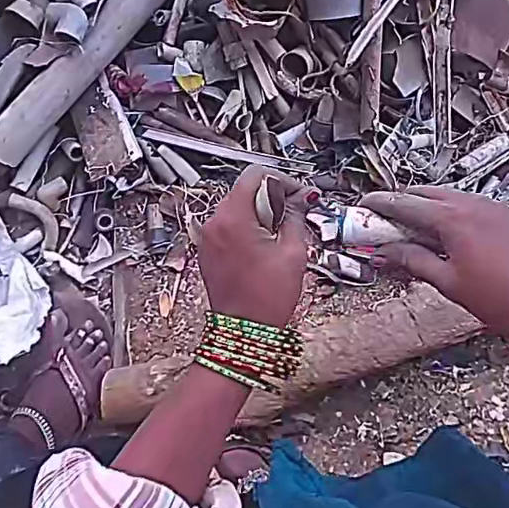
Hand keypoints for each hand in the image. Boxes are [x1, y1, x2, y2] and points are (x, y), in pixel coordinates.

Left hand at [199, 166, 312, 327]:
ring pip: (238, 205)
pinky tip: (265, 245)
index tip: (298, 195)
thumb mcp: (293, 252)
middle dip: (273, 196)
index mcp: (233, 218)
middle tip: (295, 214)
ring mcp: (208, 236)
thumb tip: (300, 198)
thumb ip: (295, 217)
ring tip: (281, 234)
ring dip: (261, 211)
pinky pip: (230, 224)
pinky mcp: (208, 249)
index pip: (256, 175)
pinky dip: (248, 225)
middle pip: (246, 188)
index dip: (282, 181)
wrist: (243, 332)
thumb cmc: (266, 299)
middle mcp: (214, 223)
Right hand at [360, 187, 508, 333]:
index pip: (404, 204)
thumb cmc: (505, 295)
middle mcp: (470, 204)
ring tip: (408, 234)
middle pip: (422, 195)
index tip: (363, 209)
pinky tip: (439, 235)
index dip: (379, 206)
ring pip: (443, 198)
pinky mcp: (499, 215)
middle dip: (399, 206)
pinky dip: (444, 214)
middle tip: (381, 224)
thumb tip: (386, 254)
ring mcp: (487, 207)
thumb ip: (413, 261)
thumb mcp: (448, 282)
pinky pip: (462, 205)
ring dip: (421, 209)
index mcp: (453, 219)